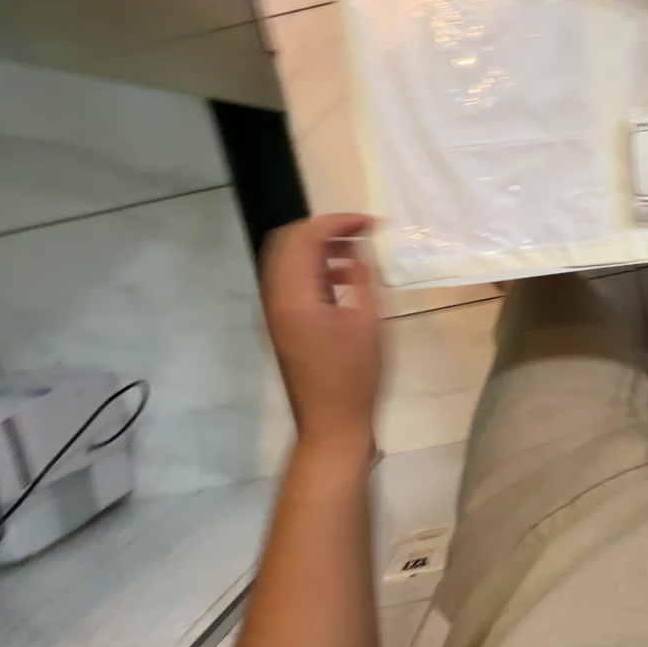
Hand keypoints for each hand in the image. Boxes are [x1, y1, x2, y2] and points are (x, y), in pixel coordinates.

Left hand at [260, 214, 383, 451]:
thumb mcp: (368, 322)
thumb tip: (358, 246)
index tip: (372, 224)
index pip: (305, 237)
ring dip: (320, 248)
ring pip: (289, 260)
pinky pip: (292, 281)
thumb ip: (361, 276)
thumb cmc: (355, 376)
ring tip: (358, 253)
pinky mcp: (283, 324)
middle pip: (288, 242)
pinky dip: (316, 269)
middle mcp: (275, 298)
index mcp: (293, 295)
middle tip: (361, 232)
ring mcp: (275, 312)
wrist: (331, 424)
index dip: (338, 222)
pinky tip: (346, 280)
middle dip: (324, 229)